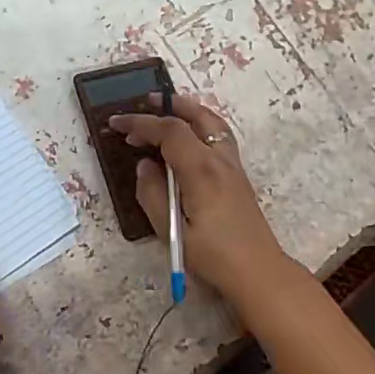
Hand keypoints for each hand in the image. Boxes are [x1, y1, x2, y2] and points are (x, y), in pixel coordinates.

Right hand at [107, 94, 295, 301]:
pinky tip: (188, 135)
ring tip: (167, 109)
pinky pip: (218, 134)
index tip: (116, 123)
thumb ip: (152, 194)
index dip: (140, 123)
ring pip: (212, 122)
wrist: (258, 271)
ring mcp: (232, 164)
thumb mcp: (172, 230)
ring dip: (188, 111)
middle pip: (195, 117)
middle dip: (168, 106)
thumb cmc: (213, 255)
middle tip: (145, 102)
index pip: (168, 131)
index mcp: (201, 169)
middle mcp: (220, 159)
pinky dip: (200, 123)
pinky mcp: (237, 174)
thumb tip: (143, 166)